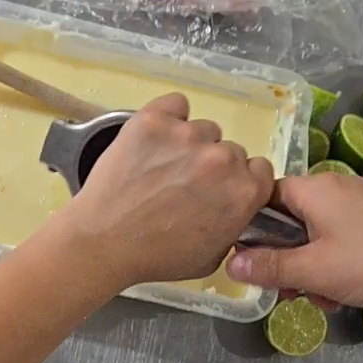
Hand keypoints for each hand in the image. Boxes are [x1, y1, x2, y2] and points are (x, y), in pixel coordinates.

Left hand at [52, 93, 274, 288]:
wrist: (103, 243)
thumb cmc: (156, 258)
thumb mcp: (212, 257)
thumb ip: (233, 226)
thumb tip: (233, 211)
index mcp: (244, 192)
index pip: (259, 170)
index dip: (239, 181)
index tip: (219, 189)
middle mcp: (223, 158)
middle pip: (230, 150)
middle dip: (211, 167)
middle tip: (182, 186)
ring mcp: (188, 135)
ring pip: (201, 130)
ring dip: (188, 145)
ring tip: (159, 168)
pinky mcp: (155, 119)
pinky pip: (175, 104)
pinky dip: (168, 116)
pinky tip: (153, 139)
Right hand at [226, 172, 362, 315]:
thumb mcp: (312, 271)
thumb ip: (268, 267)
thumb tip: (229, 265)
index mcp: (314, 188)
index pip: (263, 195)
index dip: (249, 226)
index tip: (245, 258)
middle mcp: (334, 188)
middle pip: (286, 220)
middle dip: (282, 258)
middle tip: (285, 290)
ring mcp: (356, 206)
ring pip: (310, 236)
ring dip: (306, 270)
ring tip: (317, 299)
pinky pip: (334, 241)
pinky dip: (329, 267)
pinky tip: (338, 295)